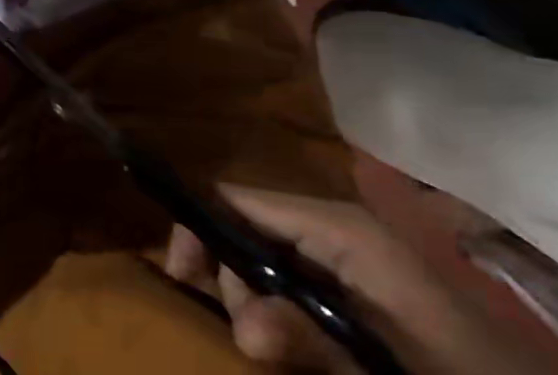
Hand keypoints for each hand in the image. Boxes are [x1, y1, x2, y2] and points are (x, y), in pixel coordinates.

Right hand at [161, 187, 557, 374]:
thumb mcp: (381, 369)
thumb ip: (313, 340)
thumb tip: (240, 324)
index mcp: (341, 229)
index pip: (239, 200)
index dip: (199, 226)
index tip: (177, 274)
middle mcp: (340, 228)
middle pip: (249, 229)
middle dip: (233, 278)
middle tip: (248, 337)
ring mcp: (353, 255)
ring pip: (270, 257)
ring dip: (256, 300)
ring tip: (277, 347)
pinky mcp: (365, 283)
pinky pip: (299, 279)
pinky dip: (281, 307)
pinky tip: (290, 339)